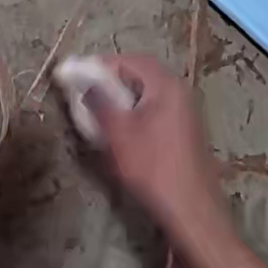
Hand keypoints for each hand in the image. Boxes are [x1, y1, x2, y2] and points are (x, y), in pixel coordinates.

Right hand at [84, 55, 224, 230]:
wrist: (190, 207)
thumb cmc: (152, 167)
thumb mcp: (118, 134)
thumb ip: (99, 102)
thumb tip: (86, 83)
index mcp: (166, 86)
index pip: (131, 60)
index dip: (102, 65)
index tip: (77, 74)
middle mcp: (180, 92)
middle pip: (142, 74)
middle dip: (112, 79)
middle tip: (86, 90)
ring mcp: (186, 111)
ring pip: (149, 93)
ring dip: (124, 96)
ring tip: (99, 111)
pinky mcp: (186, 130)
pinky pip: (157, 109)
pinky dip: (136, 111)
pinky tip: (123, 130)